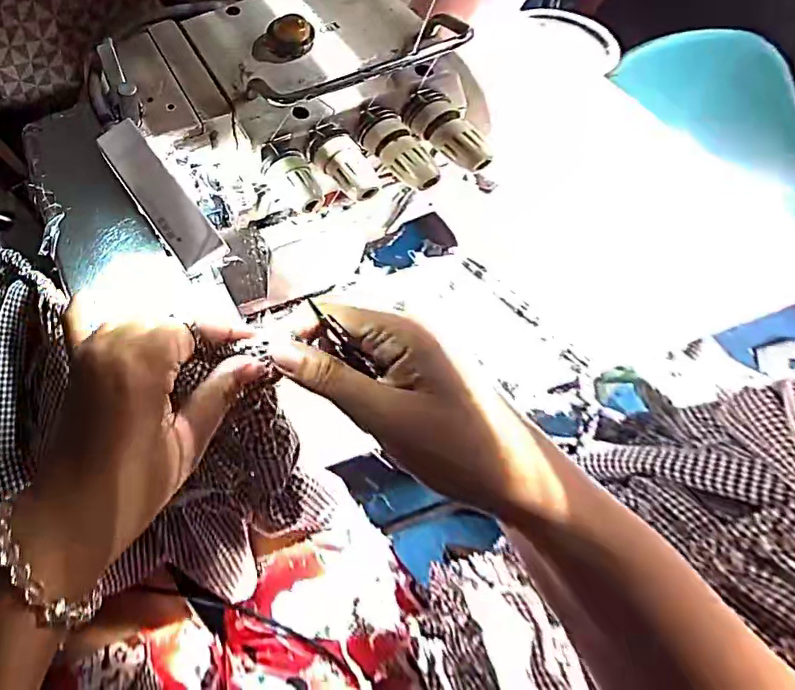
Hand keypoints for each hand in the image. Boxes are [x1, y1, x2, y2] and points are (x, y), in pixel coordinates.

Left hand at [12, 295, 264, 598]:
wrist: (70, 514)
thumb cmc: (133, 488)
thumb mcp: (185, 443)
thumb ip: (218, 394)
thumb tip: (252, 364)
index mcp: (141, 361)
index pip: (191, 326)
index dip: (224, 332)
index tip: (253, 343)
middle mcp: (112, 342)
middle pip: (164, 320)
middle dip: (197, 334)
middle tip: (229, 357)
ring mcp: (89, 348)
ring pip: (134, 318)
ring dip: (161, 329)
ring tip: (191, 353)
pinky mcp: (73, 360)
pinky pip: (82, 320)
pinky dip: (96, 310)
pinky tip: (110, 309)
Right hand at [268, 301, 562, 519]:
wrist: (523, 483)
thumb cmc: (463, 451)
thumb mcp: (383, 416)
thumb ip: (327, 378)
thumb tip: (278, 349)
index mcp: (401, 327)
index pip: (326, 311)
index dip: (295, 335)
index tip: (271, 363)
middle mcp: (408, 326)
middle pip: (337, 327)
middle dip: (318, 359)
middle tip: (319, 399)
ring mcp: (415, 344)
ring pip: (352, 348)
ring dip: (341, 376)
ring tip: (359, 411)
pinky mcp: (419, 364)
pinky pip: (372, 363)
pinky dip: (361, 385)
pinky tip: (375, 413)